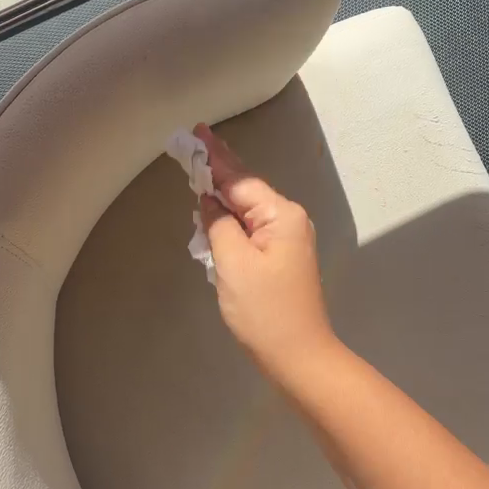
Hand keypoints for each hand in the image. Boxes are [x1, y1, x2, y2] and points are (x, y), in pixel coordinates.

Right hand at [194, 123, 337, 377]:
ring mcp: (286, 239)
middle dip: (218, 170)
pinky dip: (229, 220)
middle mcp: (288, 220)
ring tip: (195, 174)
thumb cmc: (265, 310)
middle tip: (191, 146)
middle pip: (246, 189)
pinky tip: (212, 214)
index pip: (240, 178)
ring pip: (247, 209)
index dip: (214, 157)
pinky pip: (250, 228)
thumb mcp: (233, 263)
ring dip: (222, 197)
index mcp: (281, 215)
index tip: (196, 131)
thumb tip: (209, 201)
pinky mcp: (280, 258)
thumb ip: (218, 224)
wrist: (298, 357)